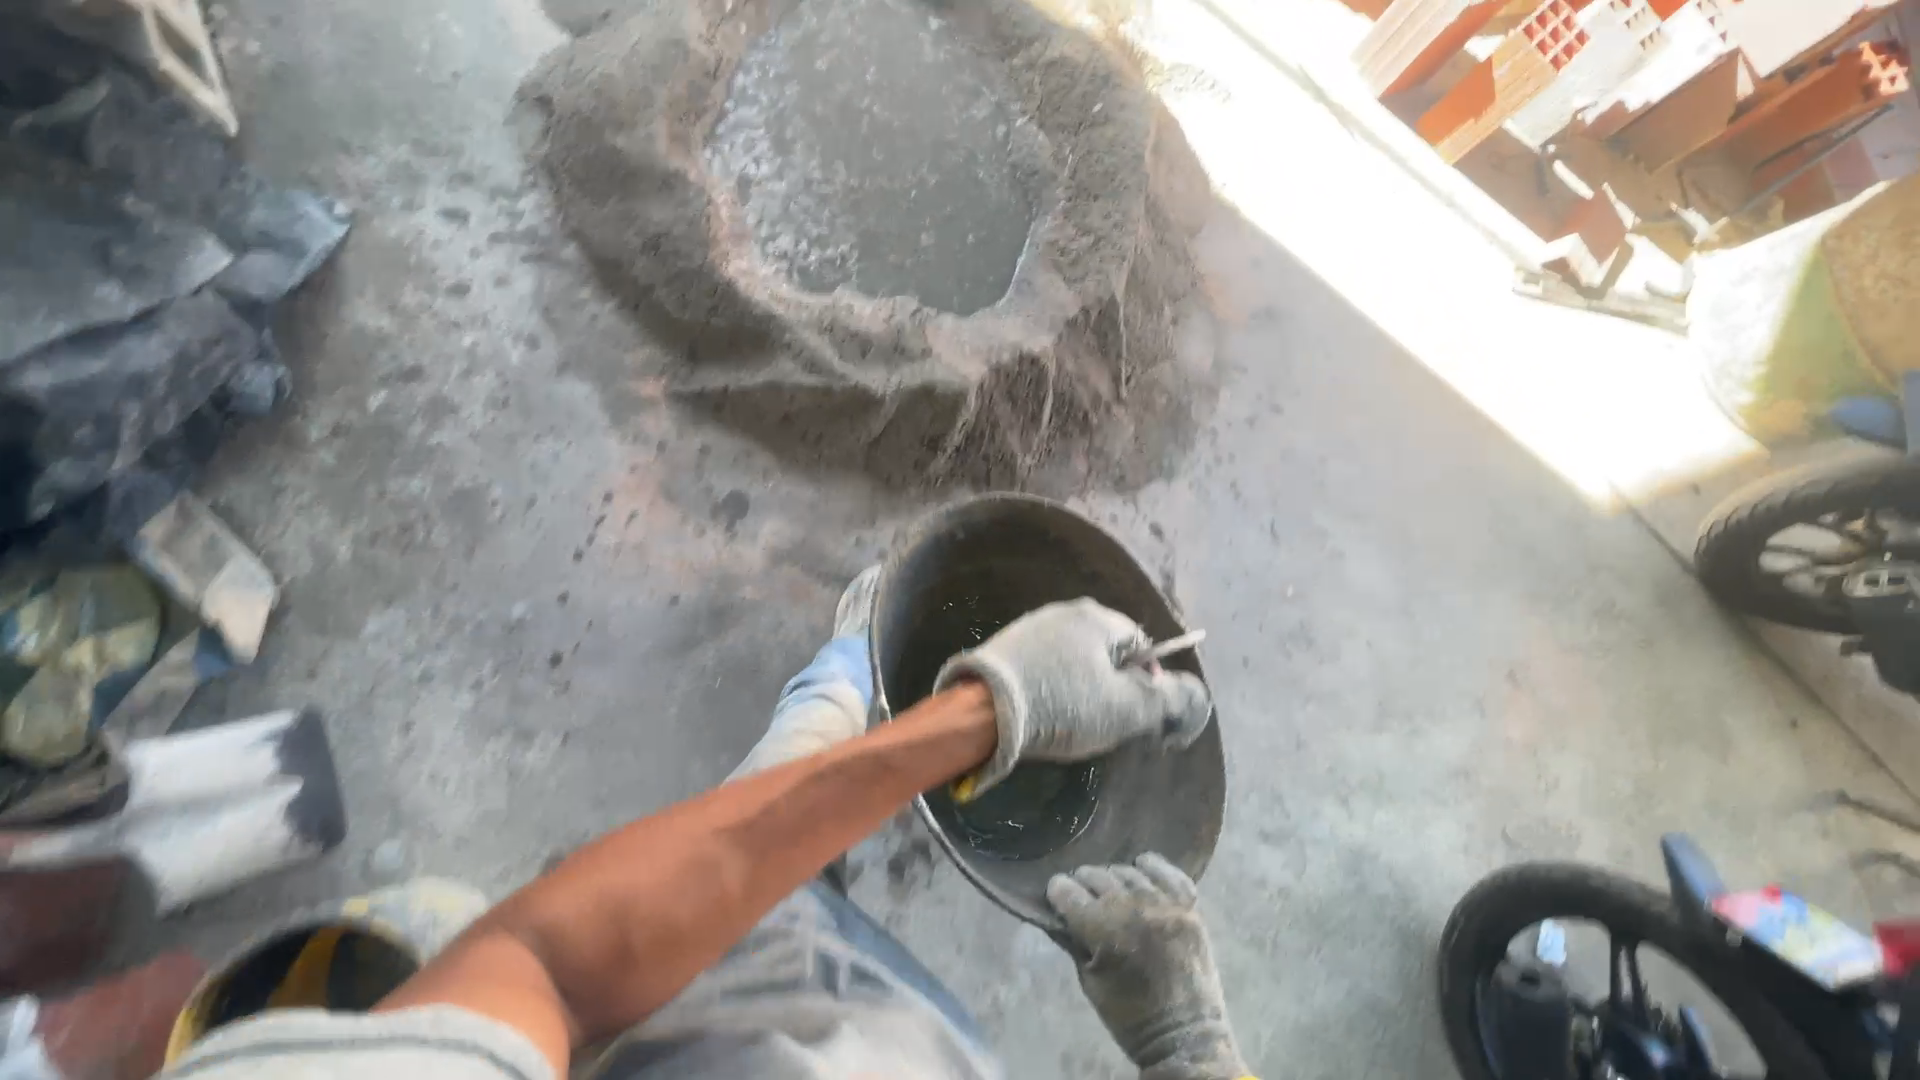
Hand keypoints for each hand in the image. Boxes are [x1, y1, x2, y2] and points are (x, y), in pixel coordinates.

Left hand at [932, 598, 1211, 794]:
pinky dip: (1051, 688)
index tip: (1136, 713)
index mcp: (1096, 617)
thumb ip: (1168, 699)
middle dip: (1112, 687)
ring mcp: (1030, 628)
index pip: (1141, 645)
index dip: (1148, 681)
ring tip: (1071, 721)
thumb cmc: (1062, 705)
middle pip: (1106, 652)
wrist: (982, 710)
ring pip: (1074, 661)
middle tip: (1104, 721)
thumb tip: (1191, 693)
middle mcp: (1063, 612)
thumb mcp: (1127, 709)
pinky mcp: (1005, 648)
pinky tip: (1043, 713)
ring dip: (1081, 689)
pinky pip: (1044, 667)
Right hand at [1048, 854, 1248, 1079]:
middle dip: (1083, 886)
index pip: (1066, 890)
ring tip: (1114, 896)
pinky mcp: (1189, 906)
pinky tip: (1143, 878)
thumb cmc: (1129, 1016)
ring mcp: (1165, 903)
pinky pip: (1167, 871)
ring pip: (1126, 870)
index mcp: (1103, 929)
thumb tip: (1058, 912)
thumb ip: (1073, 940)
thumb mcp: (1088, 981)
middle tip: (1084, 901)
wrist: (1184, 1036)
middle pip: (1095, 874)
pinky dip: (1151, 870)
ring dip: (1114, 881)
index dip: (1057, 894)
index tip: (1057, 899)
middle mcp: (1133, 906)